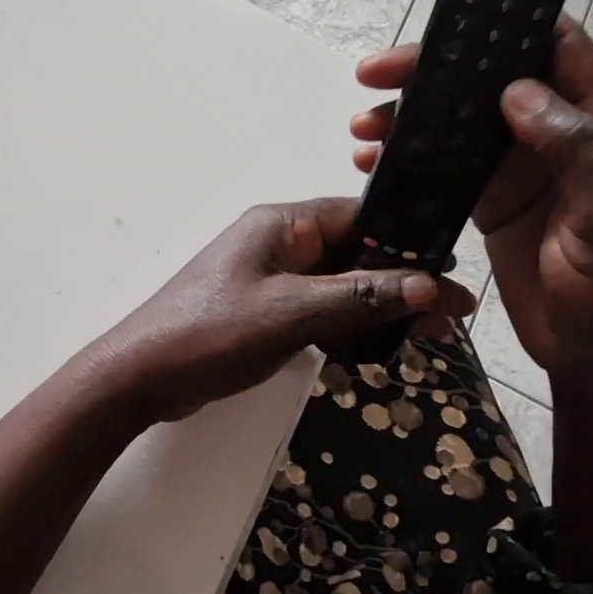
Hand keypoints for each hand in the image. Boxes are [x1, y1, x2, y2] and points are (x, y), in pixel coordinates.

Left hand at [90, 199, 476, 423]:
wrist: (141, 377)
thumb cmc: (211, 333)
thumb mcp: (291, 312)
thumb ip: (360, 297)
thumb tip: (429, 284)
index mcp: (282, 225)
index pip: (360, 216)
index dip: (407, 239)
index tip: (451, 268)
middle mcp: (280, 244)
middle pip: (355, 254)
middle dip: (402, 282)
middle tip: (451, 316)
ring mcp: (271, 281)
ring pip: (340, 287)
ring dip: (380, 309)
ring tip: (430, 336)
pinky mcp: (265, 314)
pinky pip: (319, 312)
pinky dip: (350, 327)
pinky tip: (382, 347)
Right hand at [349, 18, 592, 376]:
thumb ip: (575, 147)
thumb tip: (515, 90)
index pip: (560, 53)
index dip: (511, 25)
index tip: (452, 21)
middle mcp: (557, 139)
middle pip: (493, 84)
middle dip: (435, 73)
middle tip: (374, 74)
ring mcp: (519, 175)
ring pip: (460, 127)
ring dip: (412, 121)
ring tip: (362, 128)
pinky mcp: (489, 209)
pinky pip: (444, 173)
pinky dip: (409, 164)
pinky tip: (374, 166)